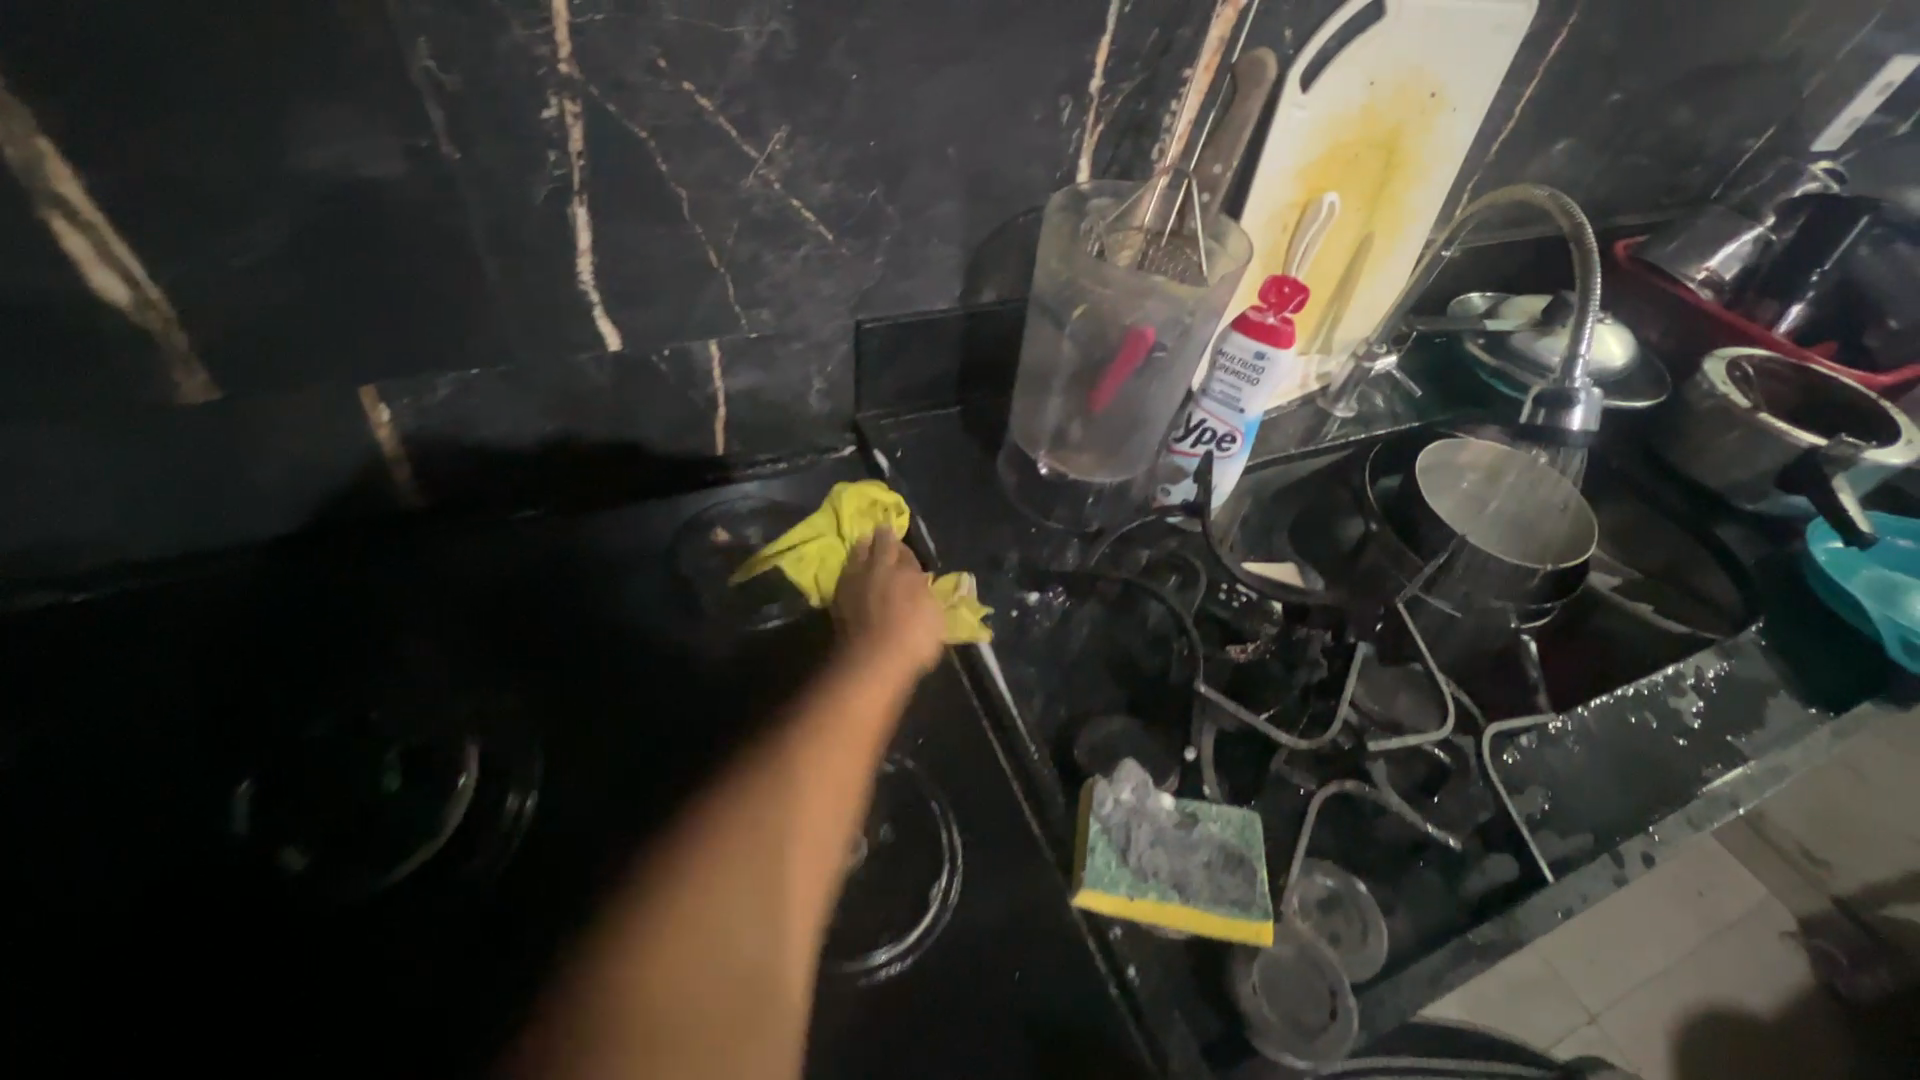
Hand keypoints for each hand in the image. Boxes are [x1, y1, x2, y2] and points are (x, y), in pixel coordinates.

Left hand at [834, 528, 944, 677]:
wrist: (872, 661)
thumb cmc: (913, 639)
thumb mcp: (935, 616)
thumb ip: (926, 596)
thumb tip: (920, 585)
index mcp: (905, 572)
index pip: (904, 552)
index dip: (904, 548)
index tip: (902, 545)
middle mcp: (879, 570)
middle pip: (879, 547)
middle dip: (882, 538)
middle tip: (881, 530)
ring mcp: (854, 584)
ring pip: (856, 557)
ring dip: (861, 549)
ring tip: (862, 544)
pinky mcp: (837, 601)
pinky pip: (844, 576)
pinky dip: (848, 571)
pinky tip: (850, 574)